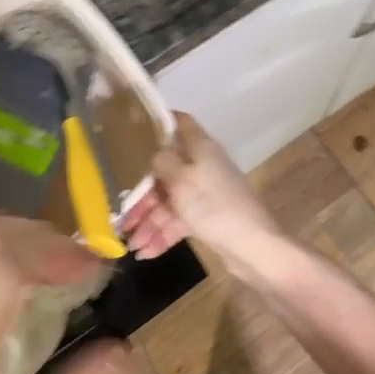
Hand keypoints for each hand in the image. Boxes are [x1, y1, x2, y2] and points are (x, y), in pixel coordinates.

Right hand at [121, 113, 282, 272]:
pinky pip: (178, 221)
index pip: (180, 122)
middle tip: (120, 212)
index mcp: (200, 148)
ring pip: (169, 200)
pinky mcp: (207, 218)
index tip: (132, 127)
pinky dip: (162, 234)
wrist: (253, 248)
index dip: (158, 120)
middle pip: (166, 170)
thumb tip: (153, 153)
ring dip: (149, 220)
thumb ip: (162, 161)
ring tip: (130, 244)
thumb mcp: (181, 179)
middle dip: (142, 192)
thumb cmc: (214, 205)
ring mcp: (205, 193)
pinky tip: (144, 253)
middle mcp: (202, 166)